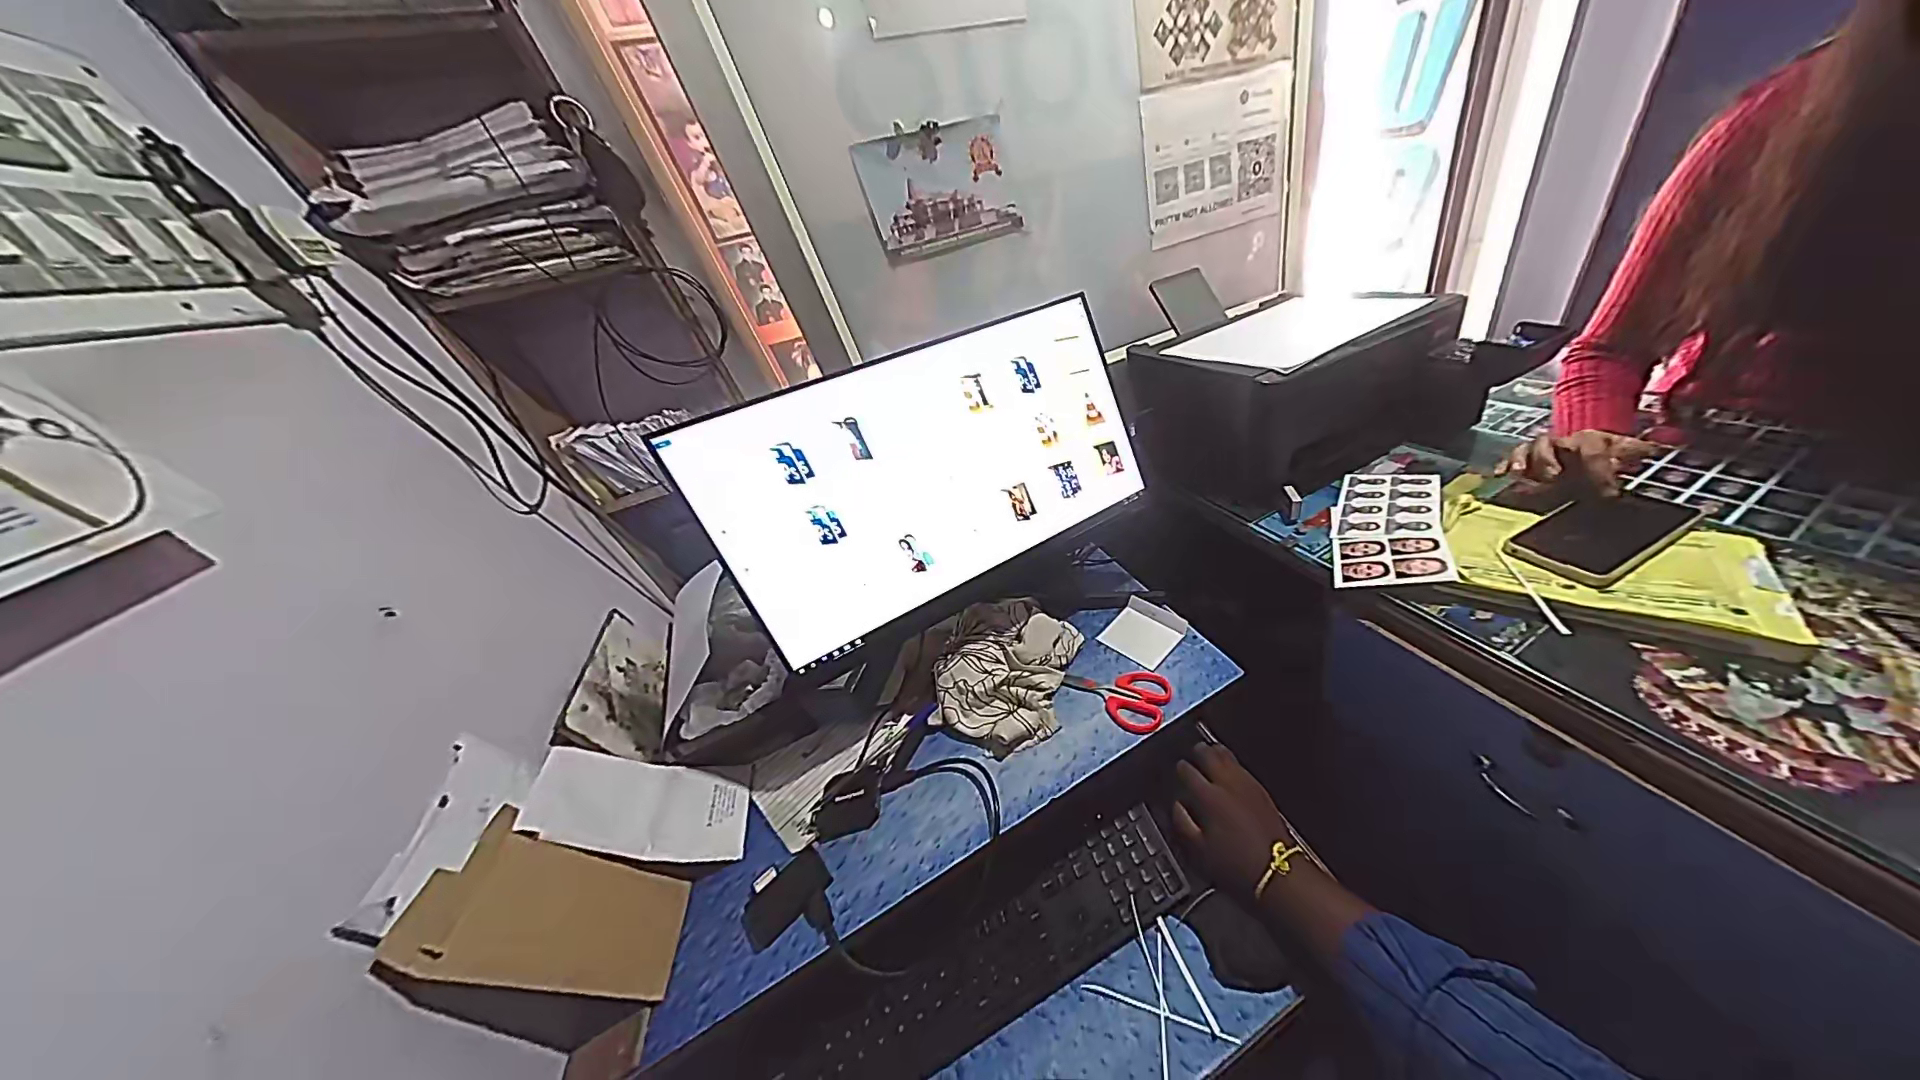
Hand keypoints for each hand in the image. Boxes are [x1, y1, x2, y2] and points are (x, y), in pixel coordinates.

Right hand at [1172, 743, 1296, 903]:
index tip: (1179, 770)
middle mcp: (1227, 785)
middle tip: (1193, 753)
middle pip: (1209, 755)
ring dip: (1217, 753)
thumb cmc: (1237, 865)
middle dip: (1199, 752)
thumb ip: (1182, 822)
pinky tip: (1232, 769)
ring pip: (1228, 756)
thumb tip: (1177, 807)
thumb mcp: (1198, 849)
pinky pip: (1243, 768)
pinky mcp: (1263, 792)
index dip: (1180, 768)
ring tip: (1211, 752)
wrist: (1277, 872)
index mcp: (1208, 797)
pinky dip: (1233, 764)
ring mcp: (1247, 786)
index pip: (1187, 771)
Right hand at [1493, 430, 1660, 495]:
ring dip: (1522, 462)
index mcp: (1589, 439)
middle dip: (1548, 461)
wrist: (1586, 445)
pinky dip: (1503, 466)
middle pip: (1548, 445)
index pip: (1591, 451)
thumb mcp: (1631, 450)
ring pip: (1526, 450)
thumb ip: (1644, 452)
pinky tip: (1500, 475)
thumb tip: (1670, 450)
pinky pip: (1509, 458)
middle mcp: (1560, 442)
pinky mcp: (1523, 459)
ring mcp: (1539, 450)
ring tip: (1518, 475)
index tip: (1607, 495)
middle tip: (1553, 479)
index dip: (1599, 472)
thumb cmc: (1607, 451)